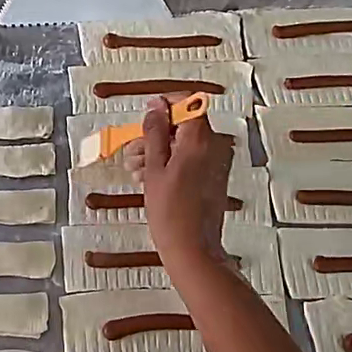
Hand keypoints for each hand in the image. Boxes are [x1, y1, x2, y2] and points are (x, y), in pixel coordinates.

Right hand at [122, 95, 233, 267]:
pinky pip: (192, 158)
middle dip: (157, 132)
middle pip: (185, 124)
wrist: (193, 248)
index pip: (188, 103)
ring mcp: (216, 162)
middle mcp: (214, 147)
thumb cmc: (173, 215)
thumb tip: (155, 108)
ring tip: (138, 166)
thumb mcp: (154, 168)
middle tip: (135, 147)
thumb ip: (154, 133)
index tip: (148, 113)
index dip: (165, 105)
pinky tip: (151, 177)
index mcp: (200, 140)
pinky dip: (172, 161)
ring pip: (185, 142)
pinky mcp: (214, 176)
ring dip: (161, 148)